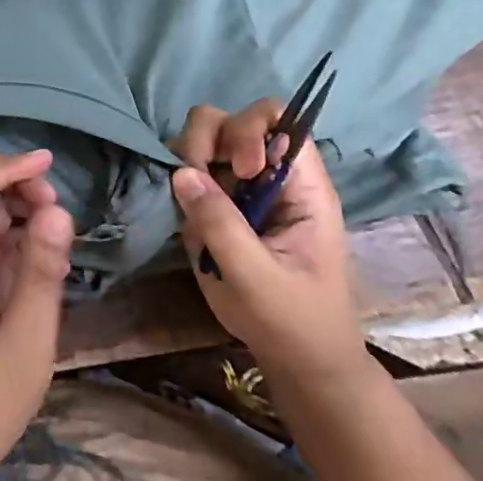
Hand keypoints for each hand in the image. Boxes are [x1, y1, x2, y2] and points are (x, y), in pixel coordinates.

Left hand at [0, 151, 75, 480]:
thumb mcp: (26, 341)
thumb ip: (42, 272)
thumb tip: (59, 210)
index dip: (8, 165)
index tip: (50, 166)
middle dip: (21, 190)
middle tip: (59, 218)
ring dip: (24, 216)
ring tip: (57, 248)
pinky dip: (21, 243)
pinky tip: (45, 266)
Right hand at [171, 102, 366, 380]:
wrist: (298, 362)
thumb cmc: (292, 322)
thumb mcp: (257, 280)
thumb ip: (221, 226)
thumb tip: (181, 172)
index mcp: (301, 185)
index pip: (278, 120)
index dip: (250, 130)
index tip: (239, 170)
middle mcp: (270, 174)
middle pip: (233, 120)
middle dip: (208, 139)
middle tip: (198, 179)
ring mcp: (243, 187)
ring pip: (207, 138)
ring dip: (190, 157)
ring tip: (189, 200)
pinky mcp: (220, 202)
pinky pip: (193, 168)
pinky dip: (180, 177)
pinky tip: (183, 207)